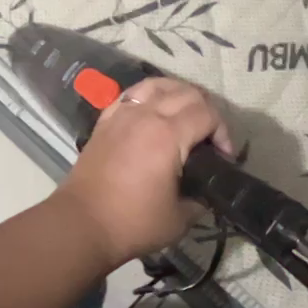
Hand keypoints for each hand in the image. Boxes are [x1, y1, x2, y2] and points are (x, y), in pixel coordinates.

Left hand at [53, 77, 234, 266]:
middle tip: (210, 139)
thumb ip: (200, 199)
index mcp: (168, 135)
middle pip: (187, 93)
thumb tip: (205, 191)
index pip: (207, 114)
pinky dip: (151, 94)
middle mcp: (146, 115)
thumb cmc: (132, 222)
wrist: (82, 223)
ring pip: (159, 84)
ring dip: (180, 94)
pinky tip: (155, 109)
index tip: (224, 157)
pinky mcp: (106, 119)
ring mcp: (123, 113)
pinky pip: (133, 93)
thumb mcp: (179, 219)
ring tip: (187, 115)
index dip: (223, 132)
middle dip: (207, 111)